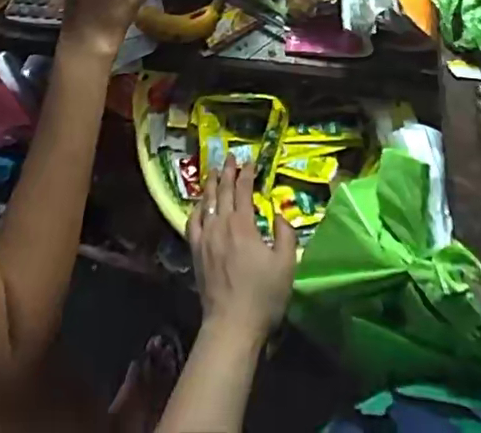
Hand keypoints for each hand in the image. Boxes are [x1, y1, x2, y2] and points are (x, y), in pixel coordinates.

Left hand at [188, 156, 296, 339]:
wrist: (231, 324)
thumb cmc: (263, 297)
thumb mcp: (286, 266)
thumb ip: (285, 235)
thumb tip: (277, 214)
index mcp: (243, 226)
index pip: (244, 192)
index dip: (247, 175)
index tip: (250, 162)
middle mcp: (221, 225)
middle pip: (224, 191)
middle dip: (228, 172)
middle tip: (230, 156)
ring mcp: (205, 237)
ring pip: (207, 202)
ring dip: (212, 184)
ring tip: (214, 171)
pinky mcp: (196, 250)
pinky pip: (193, 221)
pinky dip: (197, 207)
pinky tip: (200, 204)